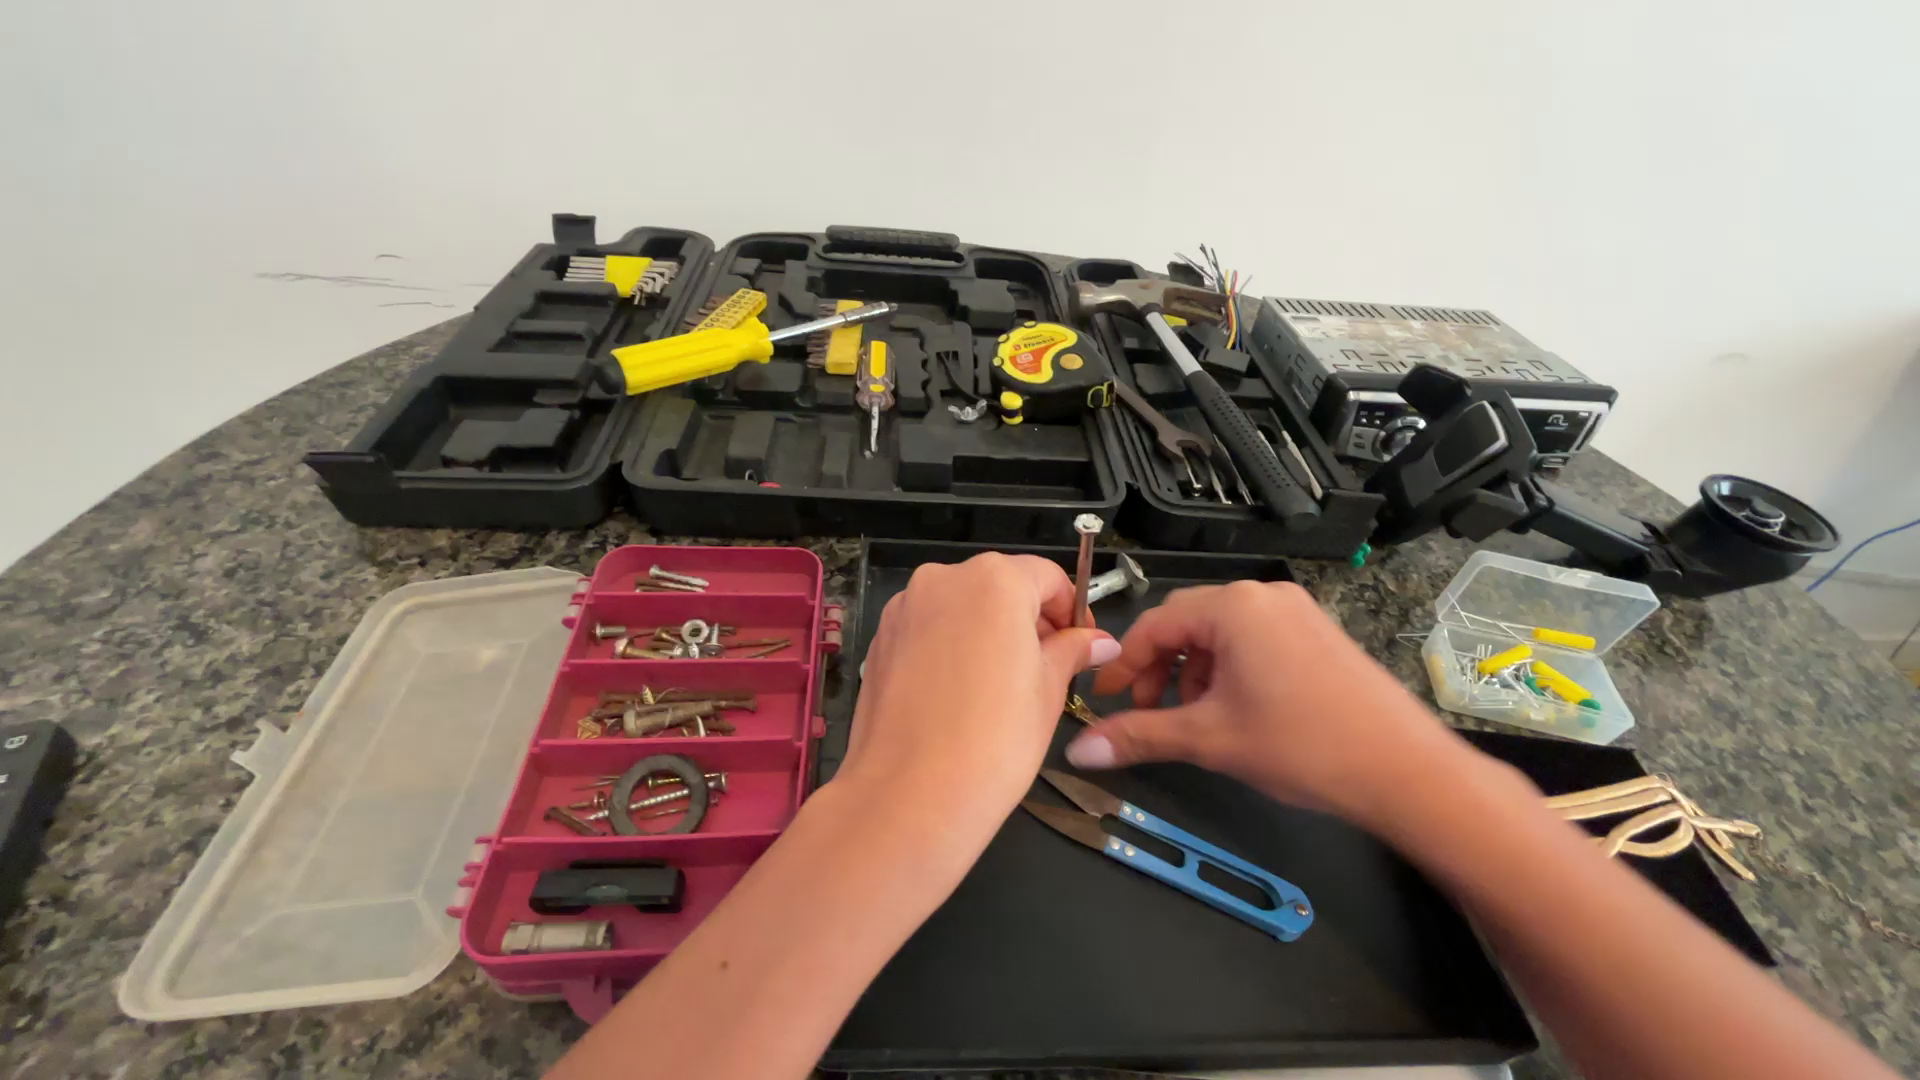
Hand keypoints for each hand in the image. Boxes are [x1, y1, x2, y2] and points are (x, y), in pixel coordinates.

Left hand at [836, 553, 1118, 830]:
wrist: (909, 796)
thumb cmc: (996, 740)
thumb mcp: (1048, 691)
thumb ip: (1072, 651)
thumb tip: (1099, 641)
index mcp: (994, 580)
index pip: (1047, 576)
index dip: (1071, 610)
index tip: (1081, 646)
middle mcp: (943, 578)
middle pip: (1000, 585)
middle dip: (1028, 619)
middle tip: (1046, 670)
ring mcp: (904, 607)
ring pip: (961, 606)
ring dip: (987, 631)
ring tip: (999, 686)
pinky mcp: (879, 639)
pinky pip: (927, 628)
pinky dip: (949, 646)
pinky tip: (957, 694)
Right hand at [1068, 580, 1467, 826]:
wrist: (1406, 771)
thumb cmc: (1302, 746)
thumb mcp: (1210, 740)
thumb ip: (1139, 736)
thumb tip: (1080, 750)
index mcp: (1233, 608)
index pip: (1154, 624)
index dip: (1124, 664)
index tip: (1106, 699)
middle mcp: (1263, 596)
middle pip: (1186, 623)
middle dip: (1158, 668)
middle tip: (1146, 711)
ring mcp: (1296, 612)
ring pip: (1220, 633)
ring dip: (1193, 671)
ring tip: (1192, 716)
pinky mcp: (1318, 632)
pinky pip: (1253, 639)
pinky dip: (1228, 669)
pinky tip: (1233, 709)